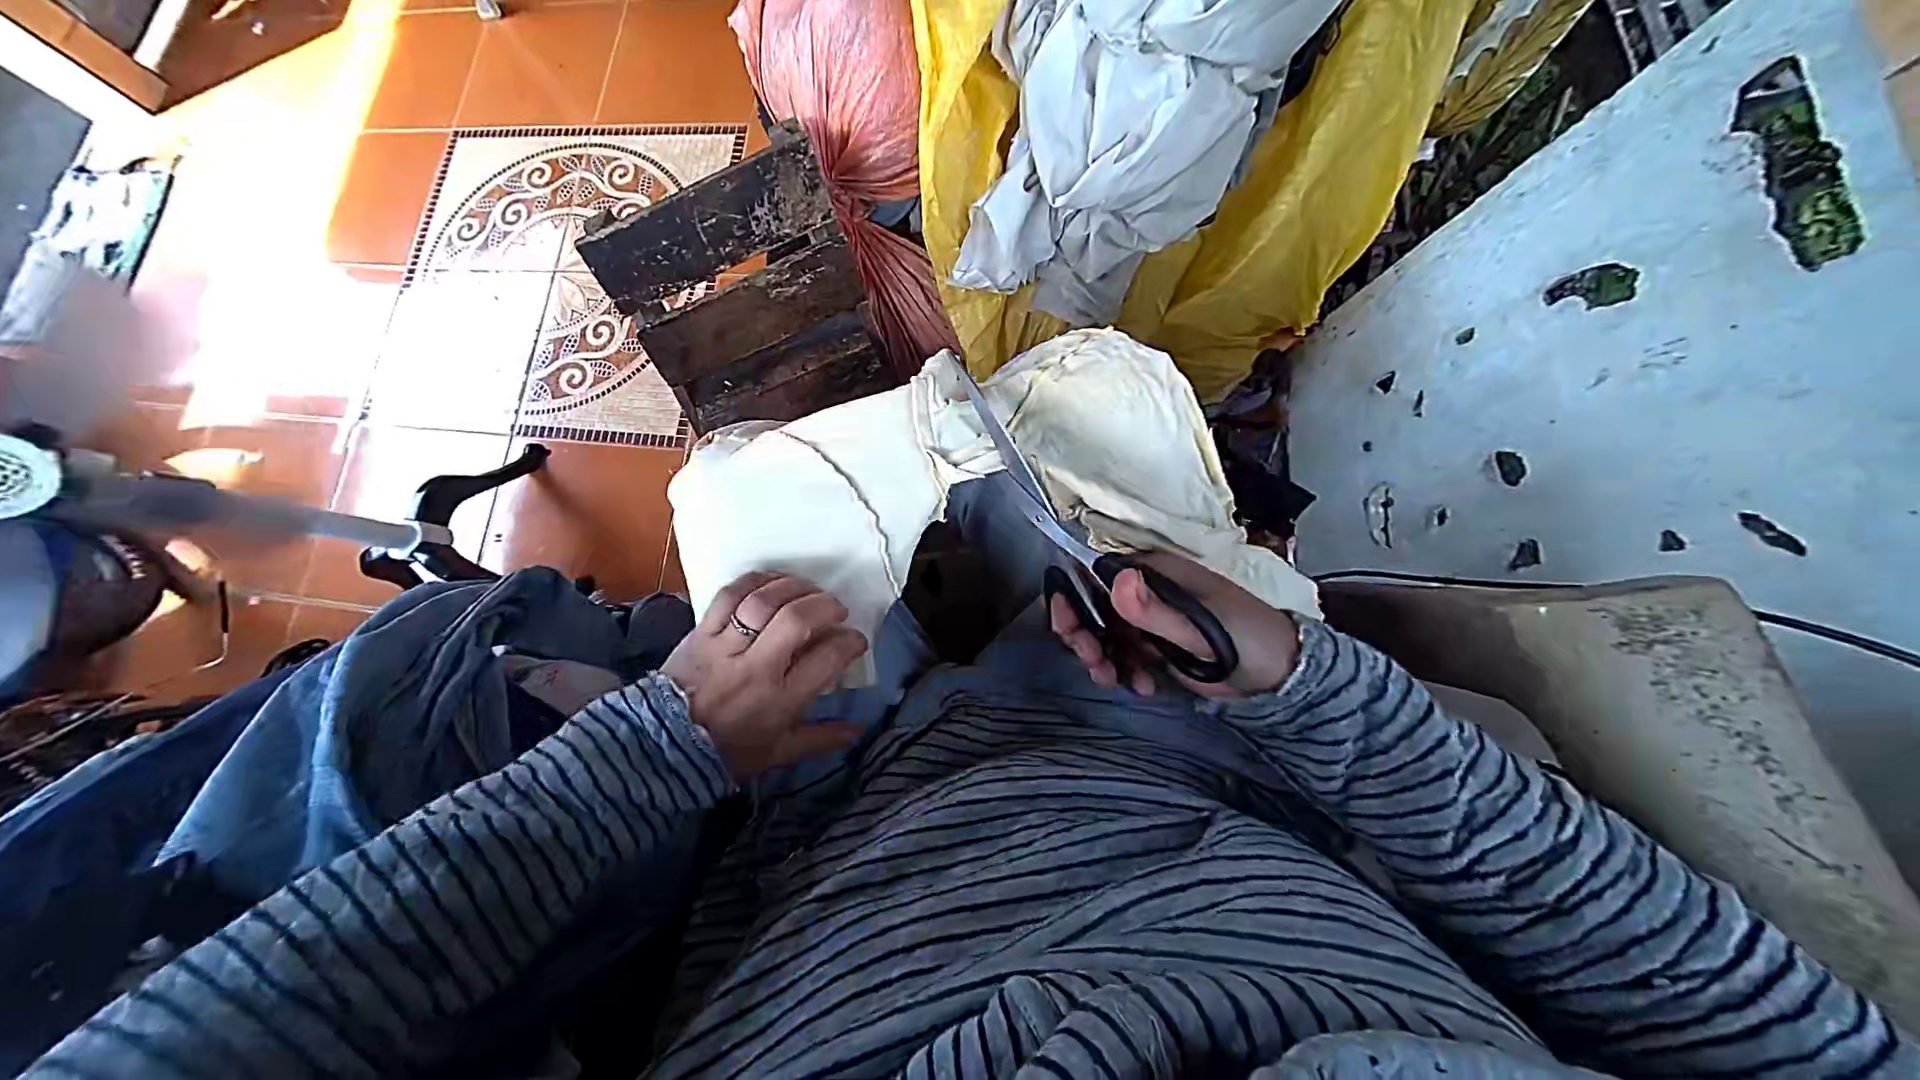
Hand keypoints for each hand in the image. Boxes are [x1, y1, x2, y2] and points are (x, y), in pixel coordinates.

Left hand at [661, 572, 869, 778]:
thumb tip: (858, 730)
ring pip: (763, 601)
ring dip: (794, 587)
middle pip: (796, 620)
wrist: (663, 747)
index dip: (849, 643)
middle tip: (836, 609)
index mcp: (779, 701)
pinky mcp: (700, 632)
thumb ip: (821, 738)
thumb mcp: (778, 753)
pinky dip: (754, 581)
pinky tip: (772, 581)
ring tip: (809, 590)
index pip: (826, 659)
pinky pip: (728, 595)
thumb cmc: (727, 751)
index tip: (855, 640)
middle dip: (825, 606)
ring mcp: (724, 647)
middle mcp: (755, 669)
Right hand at [1048, 551, 1298, 698]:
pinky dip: (1125, 673)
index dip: (1074, 598)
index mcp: (1155, 574)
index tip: (1066, 624)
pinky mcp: (1156, 648)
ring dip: (1103, 660)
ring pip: (1105, 637)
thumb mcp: (1201, 628)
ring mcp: (1151, 622)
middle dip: (1086, 638)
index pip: (1097, 577)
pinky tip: (1144, 686)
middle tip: (1095, 663)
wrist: (1282, 677)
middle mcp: (1147, 593)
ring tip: (1120, 680)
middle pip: (1094, 609)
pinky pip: (1125, 658)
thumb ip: (1157, 611)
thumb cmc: (1246, 640)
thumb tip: (1117, 580)